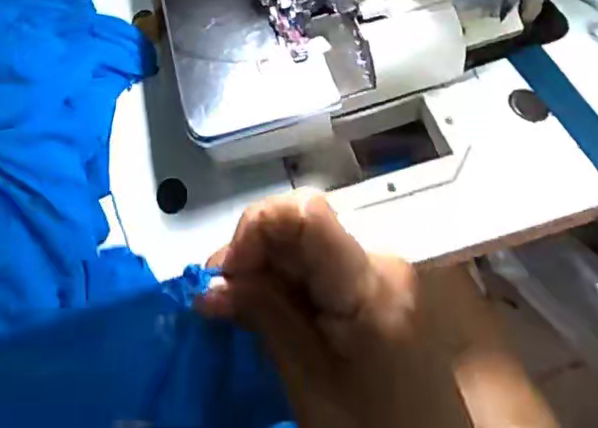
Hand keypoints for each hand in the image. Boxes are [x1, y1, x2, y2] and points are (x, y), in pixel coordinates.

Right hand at [199, 190, 472, 427]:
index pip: (308, 212)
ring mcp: (386, 263)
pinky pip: (325, 258)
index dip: (257, 226)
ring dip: (268, 263)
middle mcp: (383, 256)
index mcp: (371, 282)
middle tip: (218, 294)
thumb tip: (211, 284)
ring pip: (310, 237)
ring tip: (237, 304)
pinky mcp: (382, 276)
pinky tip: (271, 307)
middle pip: (305, 221)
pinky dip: (290, 276)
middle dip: (254, 248)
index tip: (226, 272)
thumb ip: (266, 320)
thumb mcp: (311, 386)